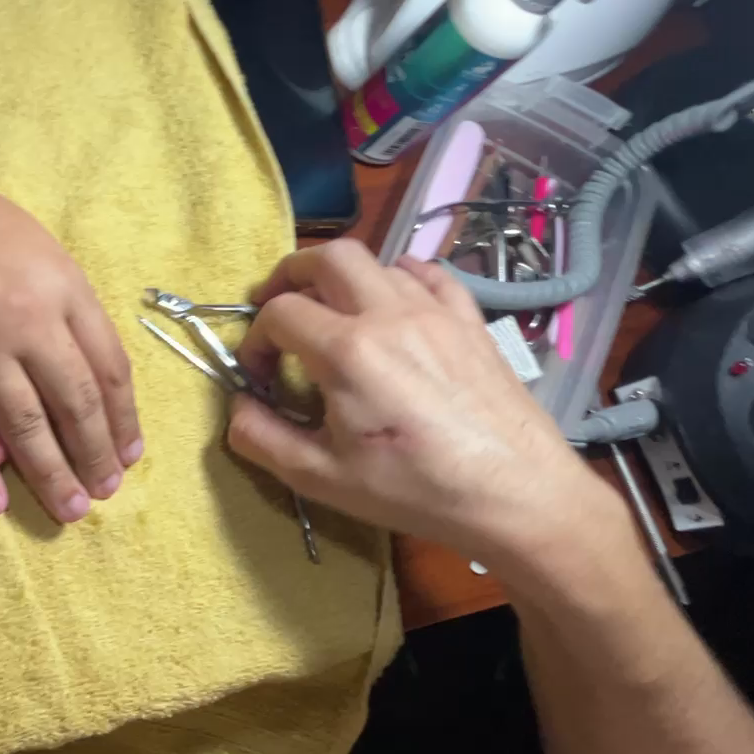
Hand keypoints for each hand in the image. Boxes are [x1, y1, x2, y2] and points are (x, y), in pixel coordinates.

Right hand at [0, 164, 140, 523]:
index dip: (121, 421)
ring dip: (49, 475)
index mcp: (60, 286)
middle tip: (103, 496)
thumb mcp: (33, 245)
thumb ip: (64, 305)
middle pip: (74, 405)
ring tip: (68, 510)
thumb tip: (84, 366)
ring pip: (24, 426)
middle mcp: (24, 319)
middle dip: (93, 458)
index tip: (127, 455)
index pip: (108, 369)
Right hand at [224, 241, 623, 568]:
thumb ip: (259, 436)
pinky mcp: (469, 321)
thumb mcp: (315, 476)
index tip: (258, 377)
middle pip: (328, 257)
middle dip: (288, 276)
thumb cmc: (409, 488)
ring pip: (376, 261)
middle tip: (274, 311)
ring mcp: (436, 312)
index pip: (280, 313)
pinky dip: (393, 279)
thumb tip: (238, 405)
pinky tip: (385, 308)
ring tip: (326, 317)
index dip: (254, 340)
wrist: (515, 496)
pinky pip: (427, 274)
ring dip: (337, 280)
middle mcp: (391, 316)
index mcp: (347, 352)